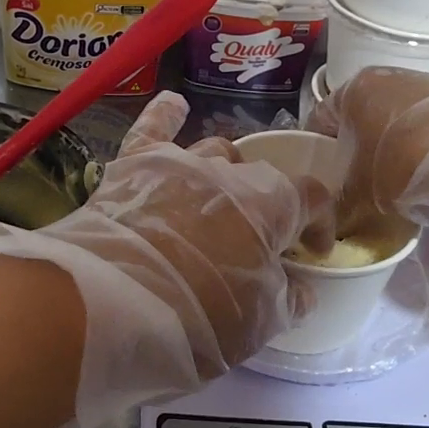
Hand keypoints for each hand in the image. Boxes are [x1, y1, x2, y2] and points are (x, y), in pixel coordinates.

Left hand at [0, 91, 332, 427]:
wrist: (109, 306)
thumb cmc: (198, 318)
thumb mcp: (258, 324)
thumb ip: (287, 299)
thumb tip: (301, 286)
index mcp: (271, 204)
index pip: (312, 197)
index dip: (319, 222)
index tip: (313, 249)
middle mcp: (229, 171)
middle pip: (258, 176)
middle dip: (264, 202)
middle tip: (252, 239)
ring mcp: (178, 162)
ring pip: (212, 152)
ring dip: (221, 174)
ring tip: (214, 200)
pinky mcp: (132, 163)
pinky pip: (153, 128)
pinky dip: (165, 114)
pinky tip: (173, 103)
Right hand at [307, 67, 428, 231]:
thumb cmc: (405, 164)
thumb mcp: (362, 194)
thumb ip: (338, 205)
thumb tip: (327, 220)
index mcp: (351, 90)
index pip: (318, 120)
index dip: (316, 152)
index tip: (320, 180)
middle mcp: (384, 76)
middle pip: (357, 118)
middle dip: (355, 149)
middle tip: (356, 185)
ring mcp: (423, 83)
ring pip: (392, 121)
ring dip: (389, 147)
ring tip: (396, 182)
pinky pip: (423, 124)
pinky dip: (419, 145)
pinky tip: (427, 172)